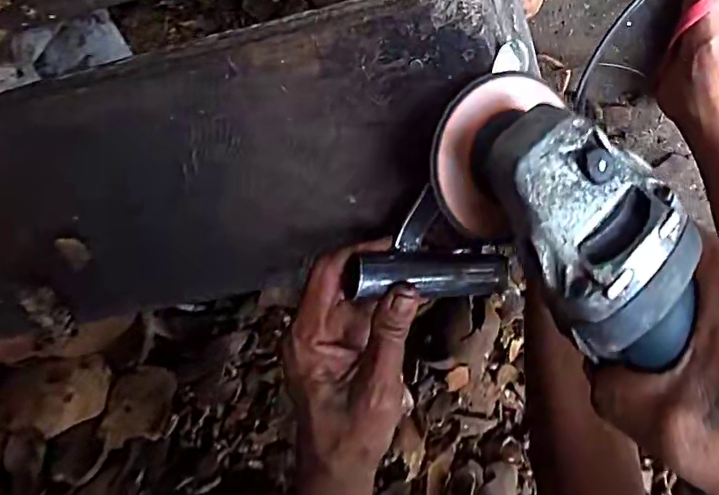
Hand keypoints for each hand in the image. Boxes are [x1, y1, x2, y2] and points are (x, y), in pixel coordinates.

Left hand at [282, 242, 419, 494]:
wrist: (339, 474)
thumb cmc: (348, 440)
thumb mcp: (376, 387)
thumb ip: (391, 335)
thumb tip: (406, 290)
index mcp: (306, 337)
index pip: (326, 272)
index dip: (357, 252)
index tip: (388, 247)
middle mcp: (309, 330)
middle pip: (340, 277)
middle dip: (375, 268)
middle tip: (407, 261)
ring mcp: (322, 336)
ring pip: (352, 292)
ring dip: (382, 287)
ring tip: (411, 281)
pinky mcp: (336, 343)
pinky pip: (359, 310)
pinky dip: (382, 306)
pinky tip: (404, 306)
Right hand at [589, 237, 718, 494]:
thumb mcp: (659, 420)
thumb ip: (606, 384)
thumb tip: (594, 366)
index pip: (647, 232)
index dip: (617, 264)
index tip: (607, 297)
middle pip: (665, 261)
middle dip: (641, 299)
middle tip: (635, 342)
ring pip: (687, 286)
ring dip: (666, 319)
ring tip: (666, 364)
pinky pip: (711, 306)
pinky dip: (692, 332)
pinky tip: (694, 376)